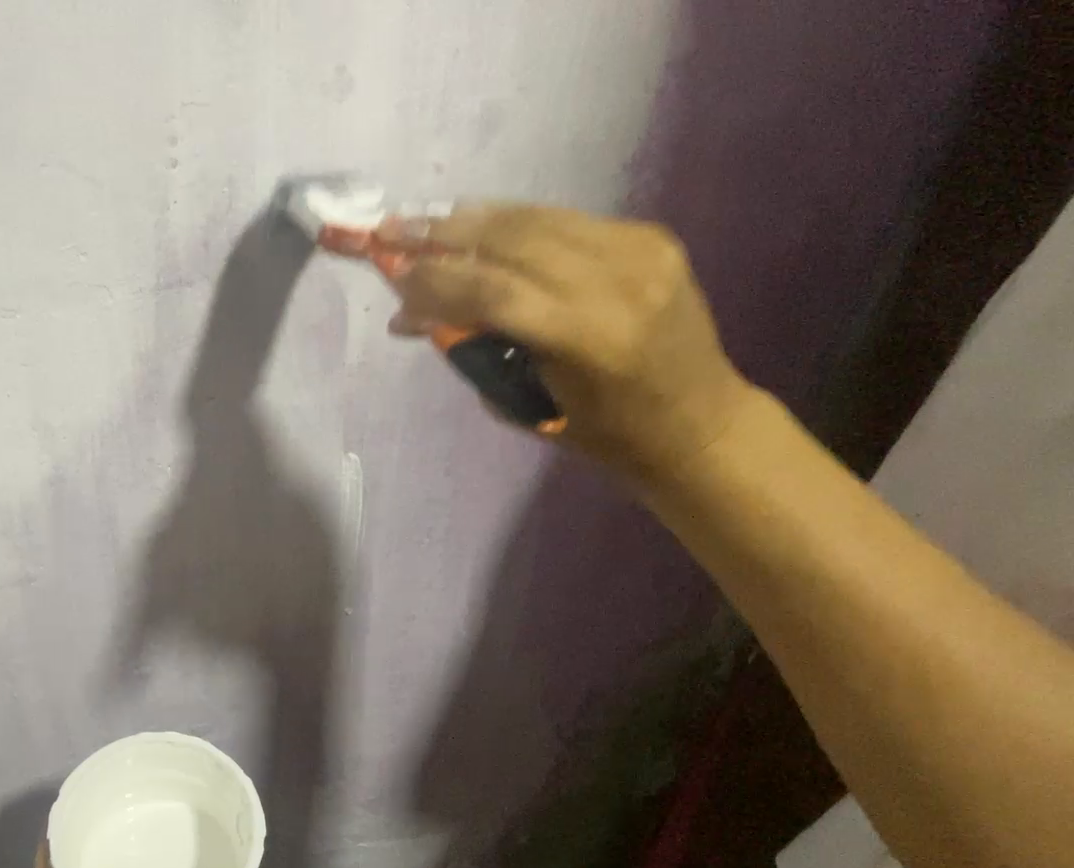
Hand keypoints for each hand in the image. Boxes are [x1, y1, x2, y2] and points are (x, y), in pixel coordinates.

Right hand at [381, 204, 759, 480]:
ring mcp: (639, 251)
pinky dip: (513, 222)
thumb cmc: (600, 431)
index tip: (389, 273)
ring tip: (424, 219)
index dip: (434, 278)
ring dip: (473, 219)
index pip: (492, 291)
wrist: (696, 419)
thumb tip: (415, 311)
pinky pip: (564, 220)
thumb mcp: (524, 400)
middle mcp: (617, 282)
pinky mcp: (649, 236)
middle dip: (444, 234)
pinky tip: (479, 225)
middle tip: (392, 228)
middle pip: (511, 241)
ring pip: (536, 219)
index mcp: (587, 338)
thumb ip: (475, 348)